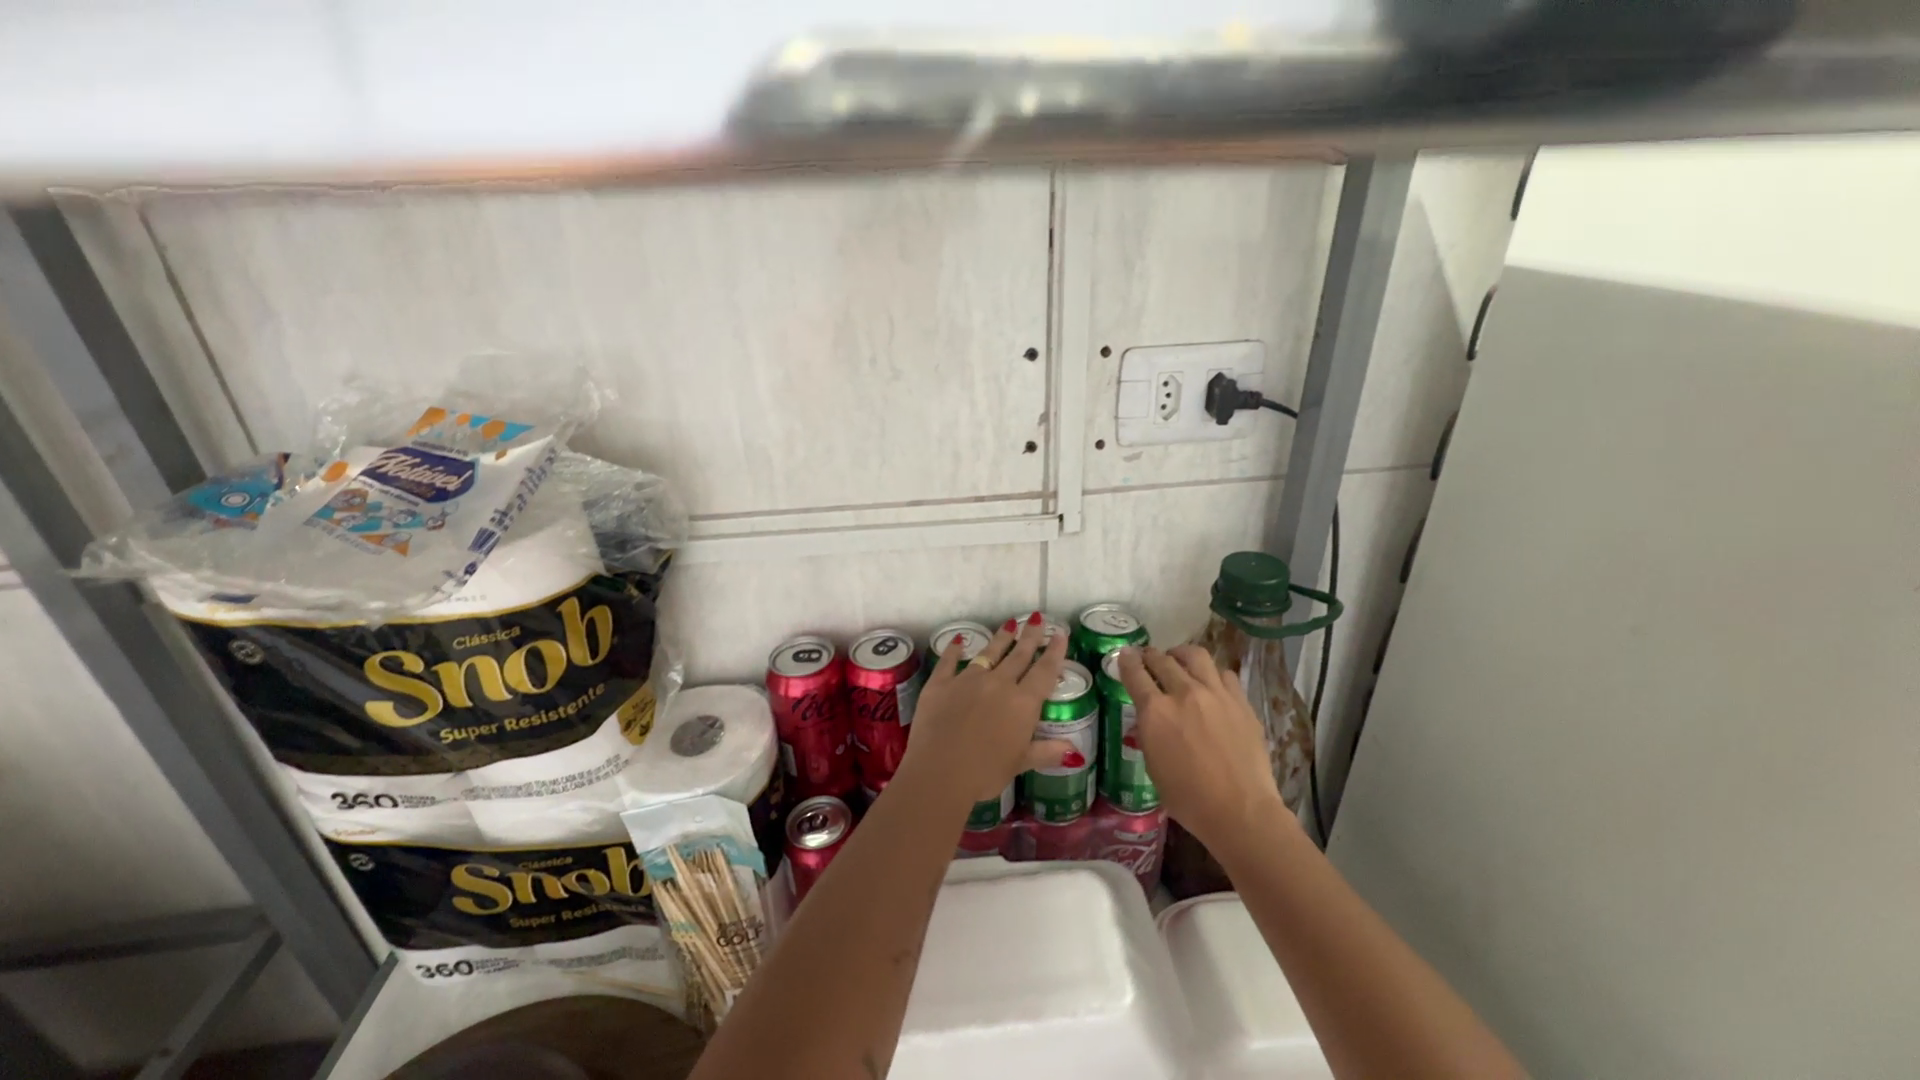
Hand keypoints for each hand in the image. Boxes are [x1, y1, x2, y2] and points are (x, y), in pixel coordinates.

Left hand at [899, 616, 1072, 802]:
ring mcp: (967, 680)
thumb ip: (1047, 752)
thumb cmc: (985, 772)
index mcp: (1023, 703)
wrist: (939, 771)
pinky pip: (949, 661)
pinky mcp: (940, 684)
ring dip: (1001, 638)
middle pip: (1019, 655)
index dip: (1055, 652)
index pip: (1044, 671)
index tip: (1060, 634)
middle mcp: (999, 683)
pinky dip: (954, 650)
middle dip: (1030, 637)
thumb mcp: (1020, 763)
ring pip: (989, 653)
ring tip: (1010, 624)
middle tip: (1037, 619)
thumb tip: (1075, 753)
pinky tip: (958, 641)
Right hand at [1115, 645, 1295, 857]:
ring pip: (1196, 655)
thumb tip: (1152, 718)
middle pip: (1163, 660)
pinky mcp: (1241, 701)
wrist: (1240, 809)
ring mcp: (1216, 694)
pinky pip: (1224, 674)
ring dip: (1181, 654)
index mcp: (1156, 712)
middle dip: (1151, 655)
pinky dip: (1212, 673)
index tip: (1125, 654)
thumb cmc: (1188, 798)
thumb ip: (1150, 733)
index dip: (1127, 660)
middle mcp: (1184, 693)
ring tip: (1179, 659)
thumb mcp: (1153, 765)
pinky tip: (1211, 683)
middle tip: (1148, 657)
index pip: (1135, 674)